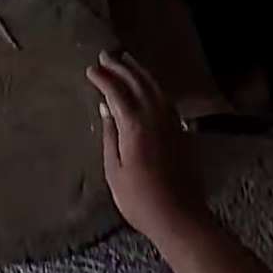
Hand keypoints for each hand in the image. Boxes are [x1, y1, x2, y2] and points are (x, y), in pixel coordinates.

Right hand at [85, 49, 208, 241]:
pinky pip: (164, 95)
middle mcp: (154, 115)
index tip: (91, 69)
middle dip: (119, 66)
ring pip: (153, 84)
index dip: (102, 78)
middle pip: (136, 81)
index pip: (116, 91)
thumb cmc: (140, 200)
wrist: (180, 217)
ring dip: (138, 69)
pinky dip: (152, 83)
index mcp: (134, 124)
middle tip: (105, 55)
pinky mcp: (181, 127)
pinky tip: (147, 83)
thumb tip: (105, 108)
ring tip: (125, 59)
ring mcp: (170, 119)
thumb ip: (110, 135)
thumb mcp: (114, 171)